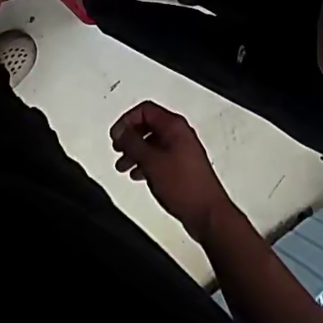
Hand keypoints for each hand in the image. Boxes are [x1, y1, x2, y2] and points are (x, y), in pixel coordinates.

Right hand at [110, 101, 237, 241]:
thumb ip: (133, 143)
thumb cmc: (186, 186)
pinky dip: (146, 162)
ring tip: (124, 164)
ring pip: (153, 142)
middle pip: (149, 125)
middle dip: (130, 136)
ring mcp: (183, 150)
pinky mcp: (183, 166)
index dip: (127, 120)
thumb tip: (122, 131)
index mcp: (174, 126)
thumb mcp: (151, 161)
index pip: (145, 110)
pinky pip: (160, 156)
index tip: (116, 135)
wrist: (206, 212)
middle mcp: (180, 134)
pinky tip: (139, 174)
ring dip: (136, 151)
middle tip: (118, 148)